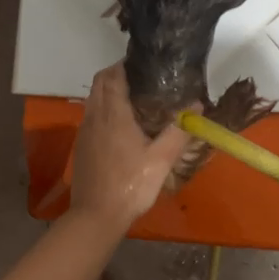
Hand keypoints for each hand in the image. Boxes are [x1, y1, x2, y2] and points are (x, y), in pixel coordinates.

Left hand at [68, 65, 193, 231]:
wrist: (96, 216)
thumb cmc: (131, 185)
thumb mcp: (161, 160)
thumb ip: (179, 131)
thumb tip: (197, 106)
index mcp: (113, 114)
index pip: (113, 76)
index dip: (125, 65)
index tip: (143, 64)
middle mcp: (95, 116)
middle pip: (99, 82)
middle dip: (116, 74)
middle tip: (141, 78)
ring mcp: (84, 131)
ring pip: (93, 99)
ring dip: (108, 91)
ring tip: (133, 98)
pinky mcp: (82, 145)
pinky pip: (91, 115)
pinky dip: (103, 109)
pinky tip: (121, 125)